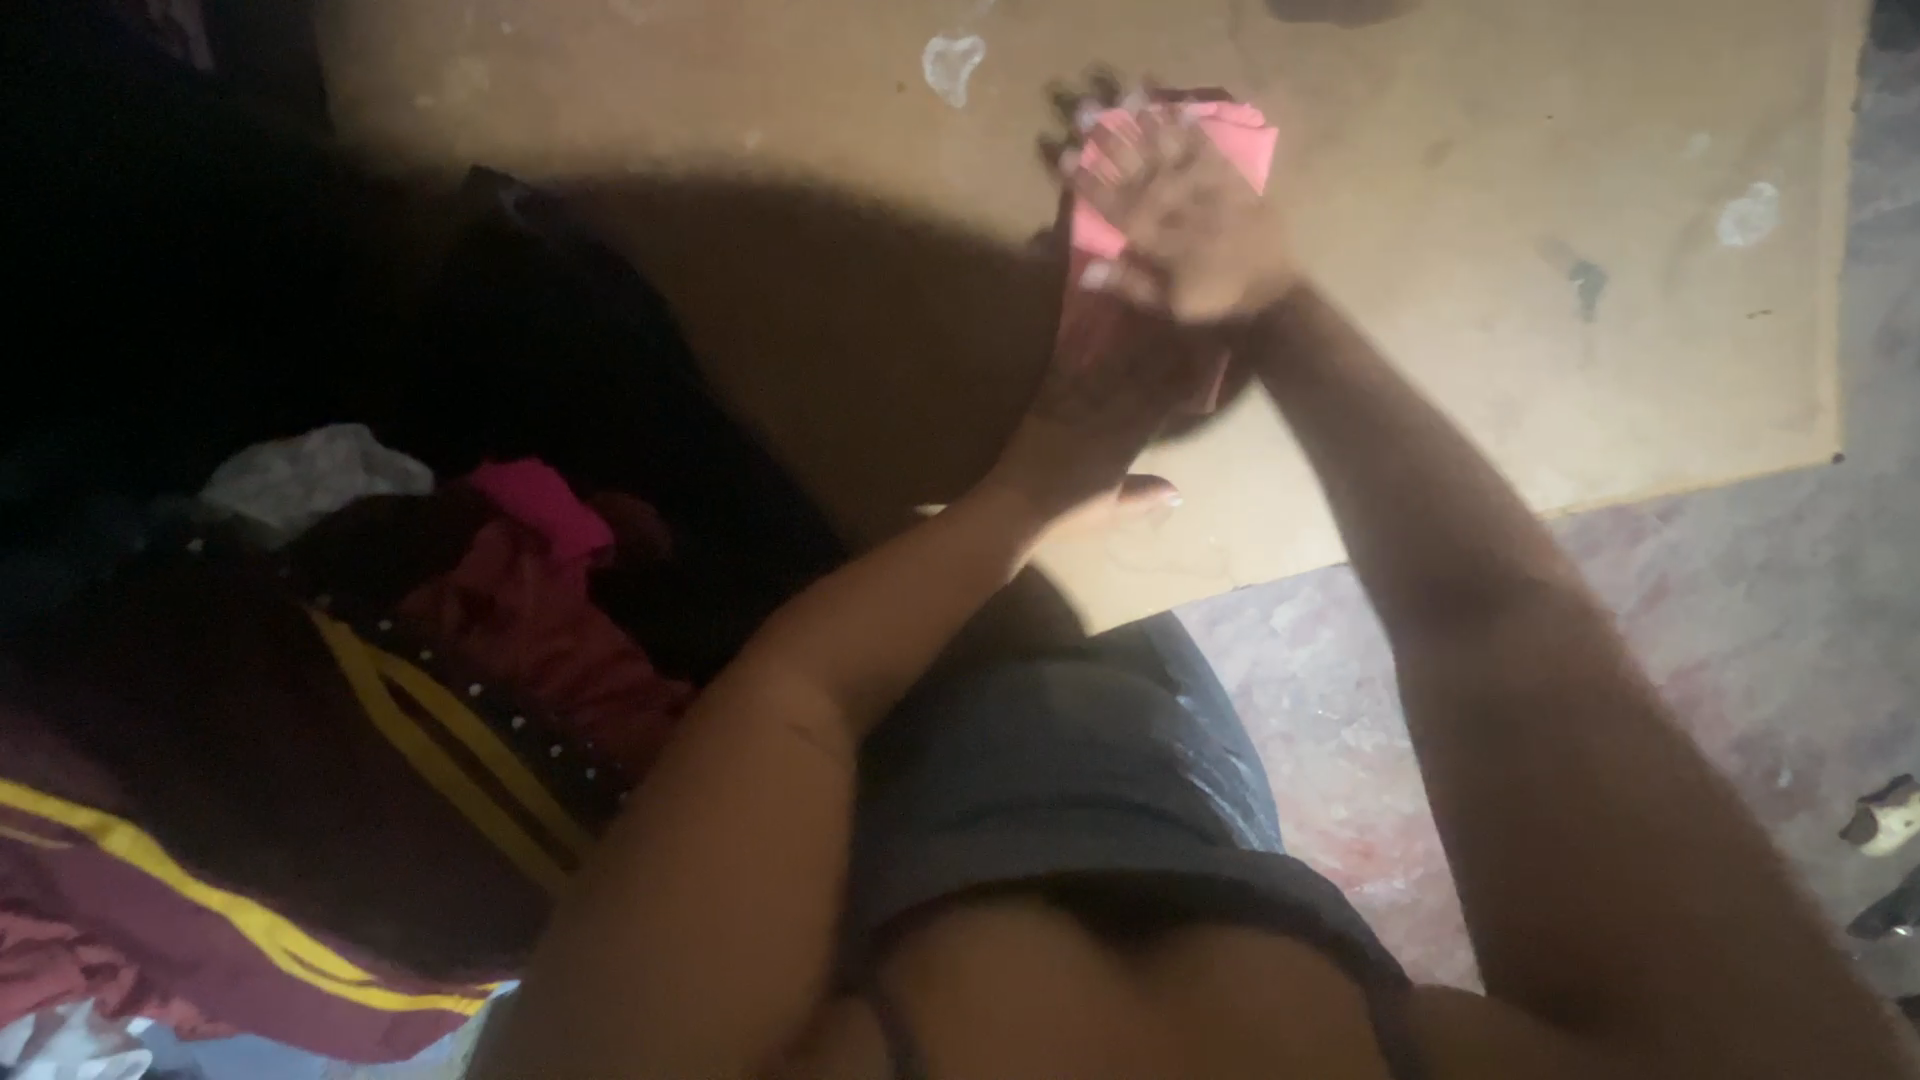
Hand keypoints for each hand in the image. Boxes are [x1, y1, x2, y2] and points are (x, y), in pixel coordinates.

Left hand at [980, 305, 1218, 532]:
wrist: (1018, 506)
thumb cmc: (1067, 514)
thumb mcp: (1111, 510)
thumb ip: (1144, 495)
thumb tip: (1177, 491)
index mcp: (1124, 443)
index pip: (1160, 404)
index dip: (1180, 379)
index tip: (1199, 357)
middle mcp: (1103, 417)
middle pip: (1137, 378)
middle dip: (1159, 351)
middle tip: (1177, 322)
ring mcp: (1073, 407)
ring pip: (1105, 369)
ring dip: (1125, 343)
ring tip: (1141, 317)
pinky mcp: (1044, 403)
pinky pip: (1064, 371)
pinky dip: (1075, 348)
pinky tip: (1084, 327)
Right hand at [1063, 102, 1298, 323]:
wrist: (1268, 294)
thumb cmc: (1211, 303)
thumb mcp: (1165, 305)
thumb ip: (1127, 283)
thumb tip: (1085, 271)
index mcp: (1156, 238)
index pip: (1113, 203)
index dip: (1087, 180)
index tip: (1064, 155)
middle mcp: (1177, 205)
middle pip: (1137, 166)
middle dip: (1109, 139)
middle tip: (1085, 110)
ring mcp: (1206, 188)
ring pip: (1170, 148)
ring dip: (1147, 121)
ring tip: (1126, 94)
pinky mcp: (1233, 179)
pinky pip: (1208, 147)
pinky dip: (1192, 127)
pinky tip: (1176, 107)